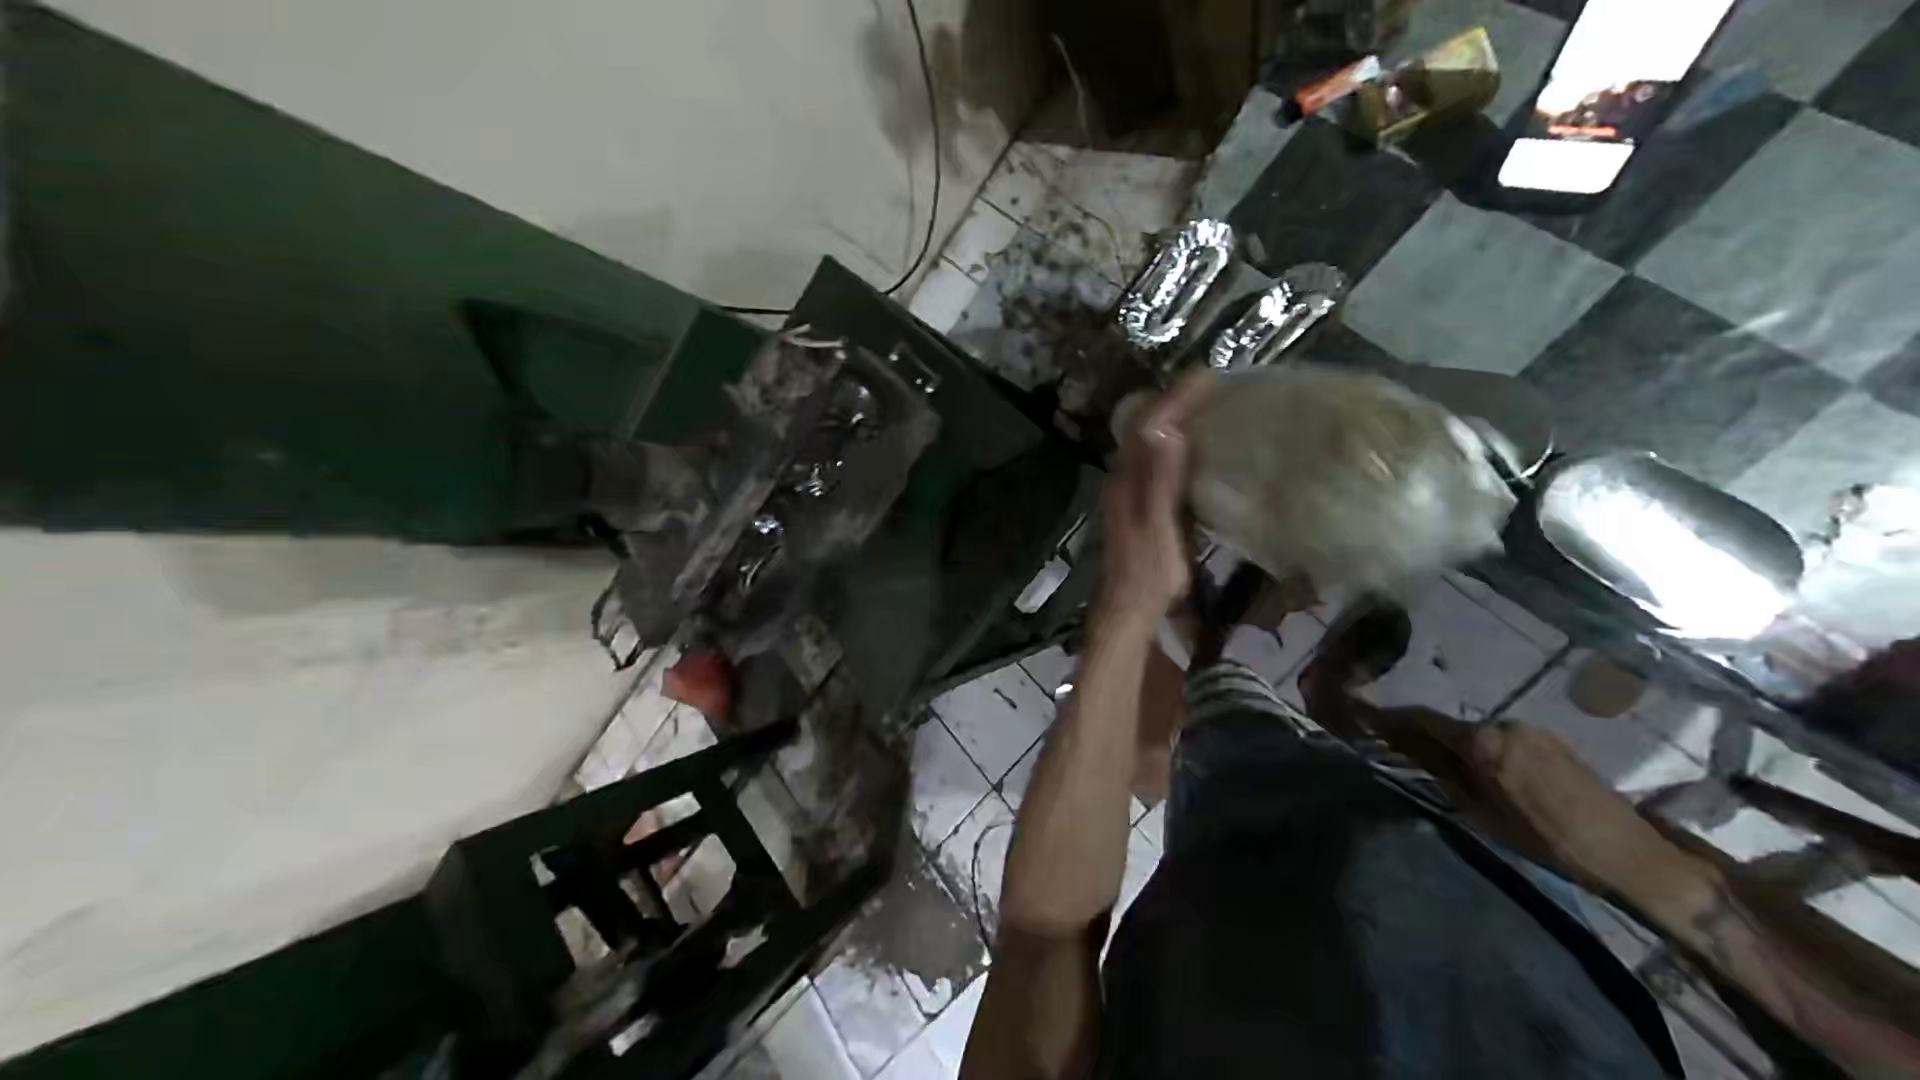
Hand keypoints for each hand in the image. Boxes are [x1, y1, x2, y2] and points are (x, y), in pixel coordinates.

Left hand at [1095, 372, 1213, 627]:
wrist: (1127, 611)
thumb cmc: (1147, 574)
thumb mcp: (1158, 529)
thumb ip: (1161, 482)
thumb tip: (1167, 430)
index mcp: (1125, 481)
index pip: (1148, 427)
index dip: (1175, 399)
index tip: (1207, 375)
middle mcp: (1122, 481)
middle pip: (1145, 429)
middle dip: (1174, 403)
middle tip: (1210, 385)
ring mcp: (1128, 494)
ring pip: (1149, 445)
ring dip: (1174, 422)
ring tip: (1208, 406)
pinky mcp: (1139, 507)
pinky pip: (1156, 464)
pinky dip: (1176, 446)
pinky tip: (1197, 449)